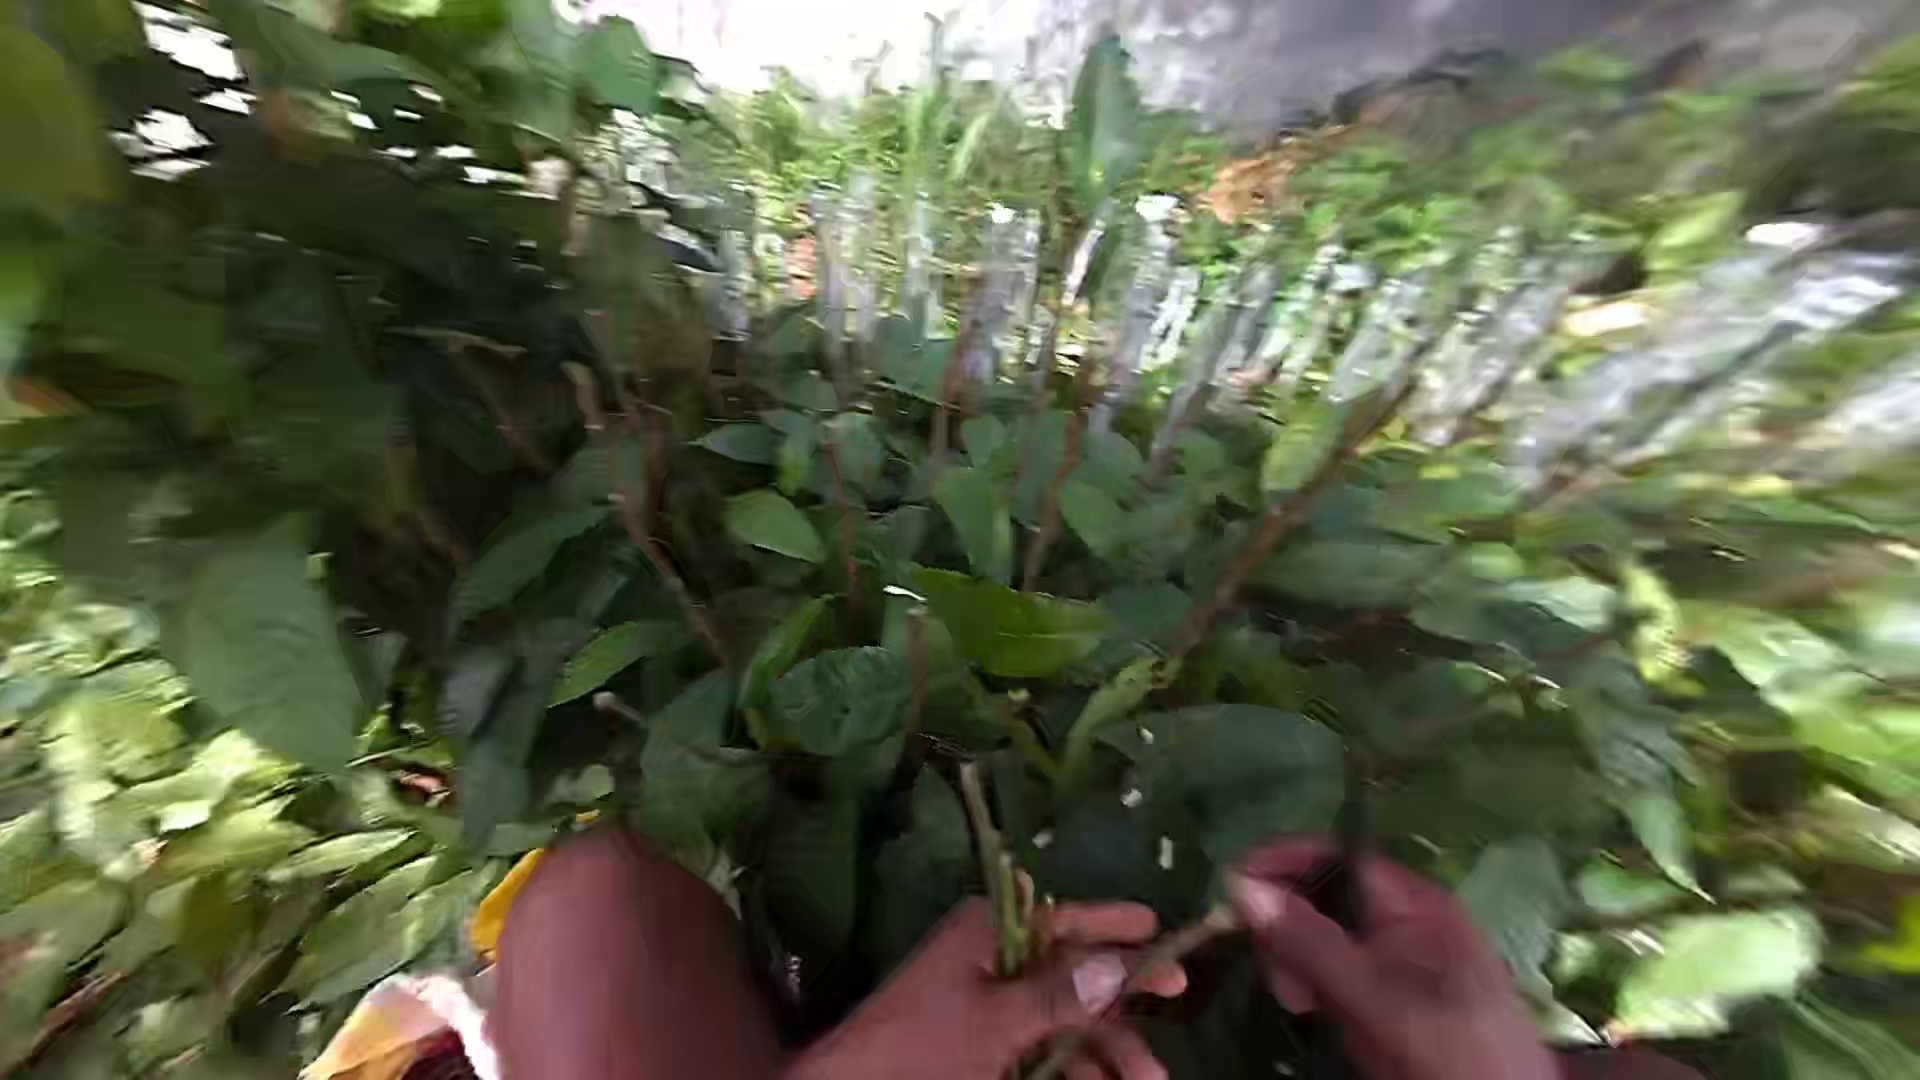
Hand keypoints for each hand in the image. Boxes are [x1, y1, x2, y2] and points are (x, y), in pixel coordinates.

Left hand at [781, 898, 1186, 1079]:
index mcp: (991, 930)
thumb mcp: (996, 1021)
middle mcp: (995, 956)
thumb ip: (1057, 995)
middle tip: (1175, 1005)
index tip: (1158, 928)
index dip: (1111, 923)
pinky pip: (1041, 1046)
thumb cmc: (925, 1043)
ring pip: (1062, 1015)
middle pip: (1070, 969)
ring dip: (1103, 1046)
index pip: (1063, 916)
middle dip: (1118, 999)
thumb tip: (1117, 965)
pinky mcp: (985, 1041)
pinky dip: (1071, 1065)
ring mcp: (990, 1001)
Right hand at [1228, 838, 1556, 1079]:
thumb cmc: (1457, 1062)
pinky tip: (1306, 1005)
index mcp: (1413, 902)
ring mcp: (1391, 952)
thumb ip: (1309, 942)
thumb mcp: (1379, 1002)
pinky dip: (1304, 975)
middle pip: (1317, 889)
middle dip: (1284, 920)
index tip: (1235, 882)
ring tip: (1294, 999)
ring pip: (1314, 926)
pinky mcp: (1381, 986)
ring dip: (1290, 954)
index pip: (1332, 854)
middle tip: (1271, 965)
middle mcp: (1399, 915)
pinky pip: (1325, 959)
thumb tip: (1238, 885)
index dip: (1280, 859)